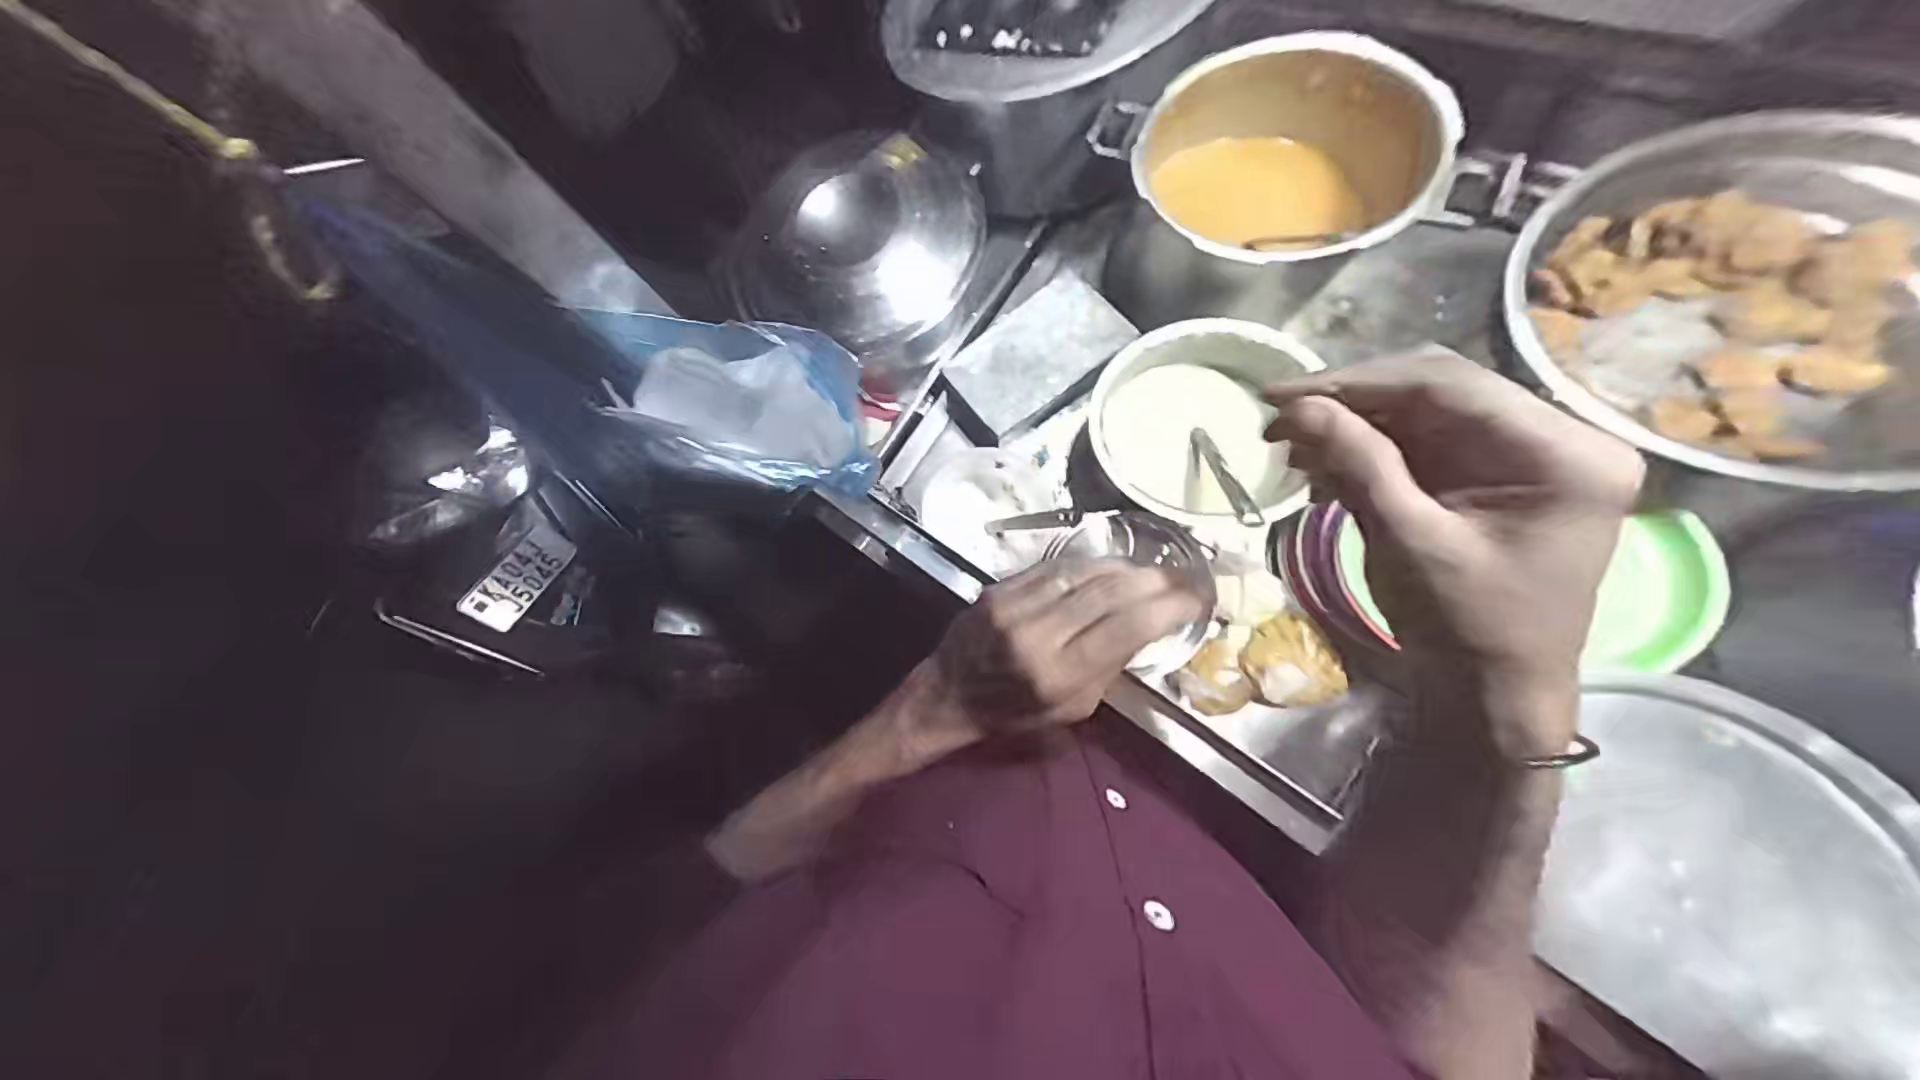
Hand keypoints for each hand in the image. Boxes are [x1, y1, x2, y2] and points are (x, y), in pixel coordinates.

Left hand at [912, 558, 1204, 752]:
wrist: (949, 692)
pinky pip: (1055, 566)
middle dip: (1155, 580)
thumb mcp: (1072, 708)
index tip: (1197, 599)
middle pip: (1109, 592)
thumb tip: (1147, 625)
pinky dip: (1089, 564)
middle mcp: (1037, 633)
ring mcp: (1015, 604)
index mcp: (1059, 674)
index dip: (1169, 608)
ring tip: (1152, 569)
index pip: (1127, 627)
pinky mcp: (1000, 587)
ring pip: (1084, 572)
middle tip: (1183, 576)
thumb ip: (1110, 667)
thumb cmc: (1014, 712)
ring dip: (1125, 567)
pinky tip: (1110, 565)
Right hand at [1265, 347, 1642, 753]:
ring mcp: (1521, 455)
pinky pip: (1419, 444)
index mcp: (1561, 453)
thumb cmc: (1463, 625)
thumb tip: (1297, 408)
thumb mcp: (1406, 541)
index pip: (1447, 386)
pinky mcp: (1489, 475)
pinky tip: (1322, 468)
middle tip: (1278, 420)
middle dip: (1349, 404)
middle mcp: (1552, 439)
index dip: (1355, 383)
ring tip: (1291, 449)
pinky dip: (1365, 452)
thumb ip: (1358, 464)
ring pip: (1420, 415)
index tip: (1280, 394)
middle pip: (1435, 392)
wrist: (1491, 688)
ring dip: (1351, 428)